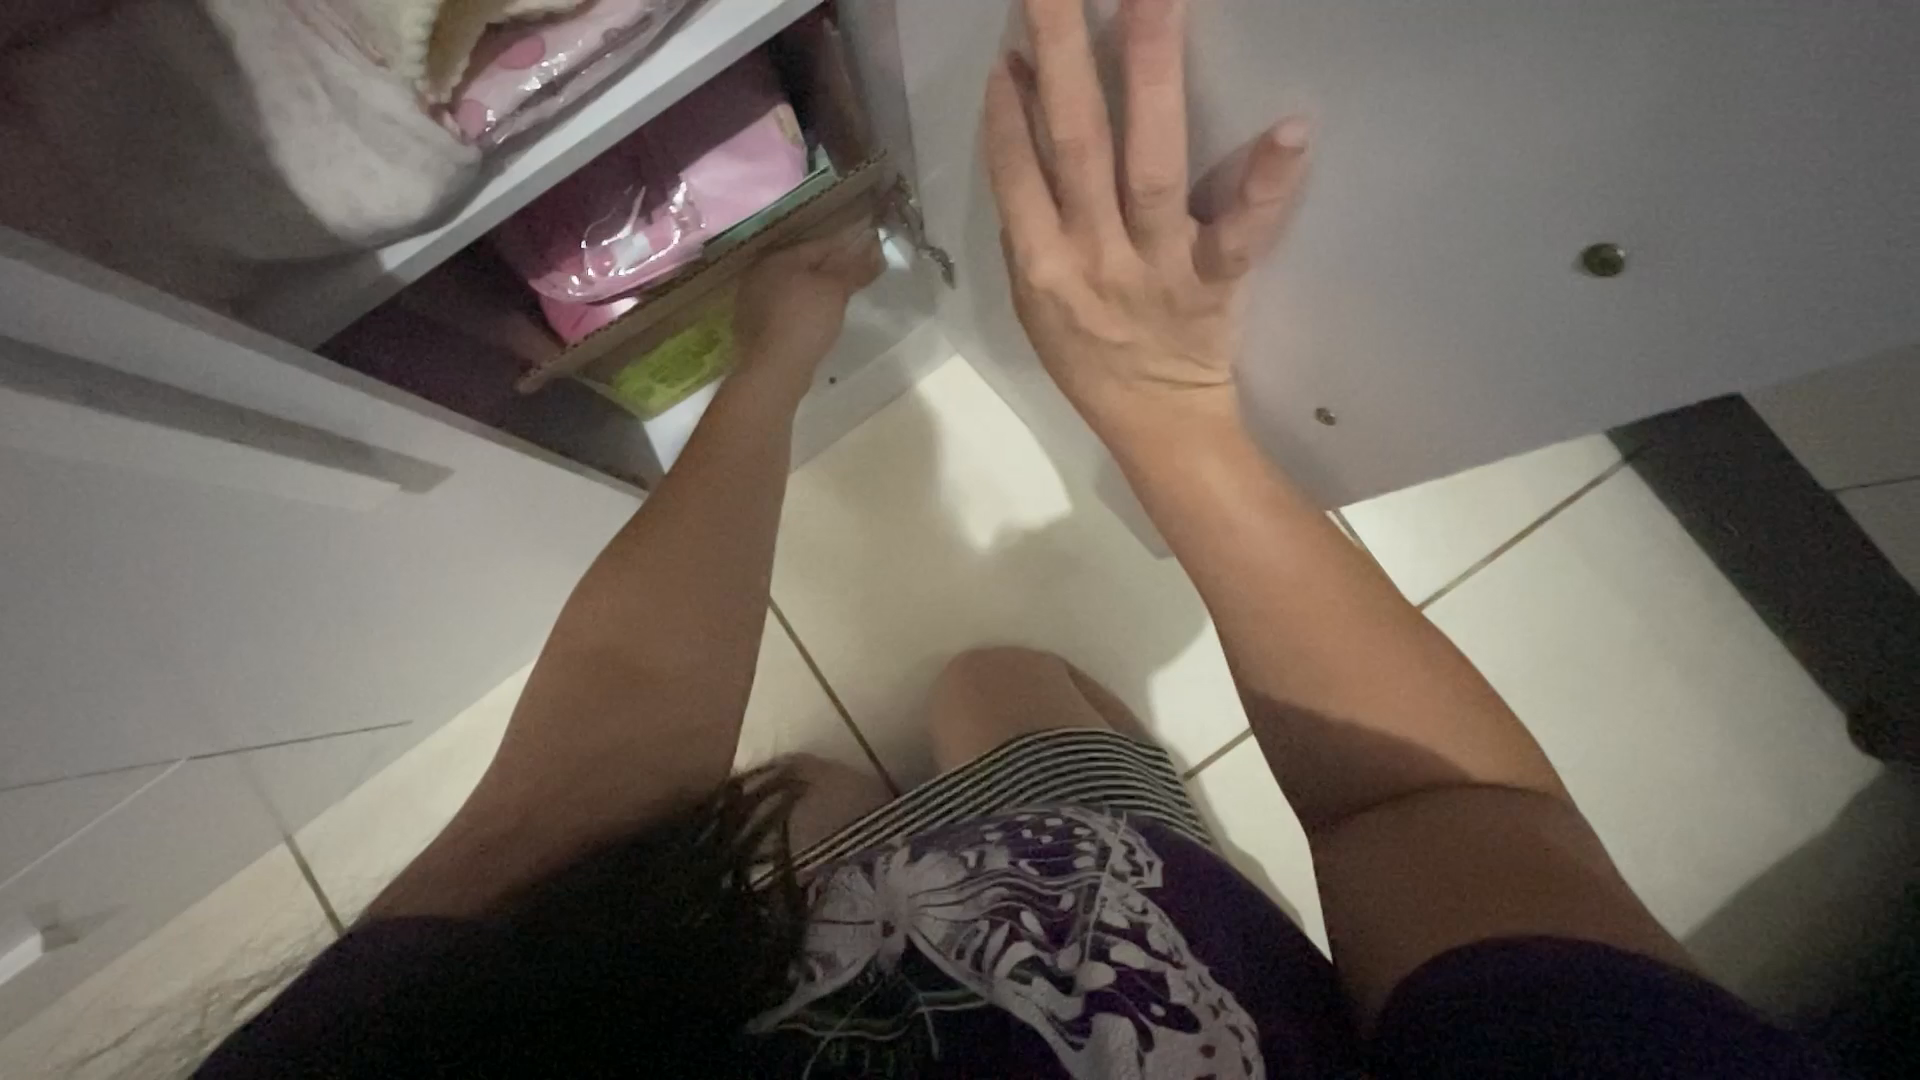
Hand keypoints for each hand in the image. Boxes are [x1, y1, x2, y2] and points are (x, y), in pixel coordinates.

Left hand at [732, 215, 885, 395]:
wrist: (775, 367)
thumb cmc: (805, 319)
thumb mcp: (835, 290)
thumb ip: (855, 268)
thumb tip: (875, 249)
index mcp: (778, 259)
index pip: (818, 246)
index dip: (845, 247)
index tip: (867, 251)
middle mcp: (760, 275)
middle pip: (804, 267)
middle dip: (829, 269)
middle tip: (855, 276)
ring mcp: (754, 303)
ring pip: (794, 290)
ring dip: (815, 292)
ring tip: (839, 299)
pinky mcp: (756, 329)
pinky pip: (787, 312)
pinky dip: (804, 311)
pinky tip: (817, 321)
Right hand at [984, 0, 1308, 442]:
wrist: (1155, 422)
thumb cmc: (1089, 361)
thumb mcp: (1035, 304)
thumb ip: (1028, 227)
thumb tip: (1020, 135)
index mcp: (1042, 269)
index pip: (1018, 174)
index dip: (1009, 110)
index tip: (1010, 48)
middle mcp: (1094, 259)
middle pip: (1077, 145)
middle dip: (1063, 54)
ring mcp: (1156, 270)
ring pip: (1150, 166)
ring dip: (1150, 77)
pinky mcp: (1214, 284)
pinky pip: (1240, 236)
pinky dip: (1264, 186)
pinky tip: (1289, 130)